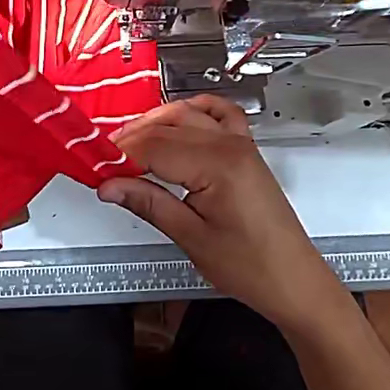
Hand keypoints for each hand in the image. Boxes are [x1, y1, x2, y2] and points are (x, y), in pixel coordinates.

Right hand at [98, 95, 352, 334]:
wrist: (294, 279)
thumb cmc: (250, 266)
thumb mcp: (191, 237)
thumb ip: (148, 203)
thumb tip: (109, 186)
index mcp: (216, 165)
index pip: (153, 146)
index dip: (120, 155)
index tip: (96, 168)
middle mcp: (230, 145)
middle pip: (166, 128)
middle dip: (131, 140)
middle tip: (104, 160)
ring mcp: (241, 143)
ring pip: (188, 115)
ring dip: (155, 123)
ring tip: (128, 144)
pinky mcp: (247, 150)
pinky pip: (220, 114)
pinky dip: (195, 110)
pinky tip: (176, 118)